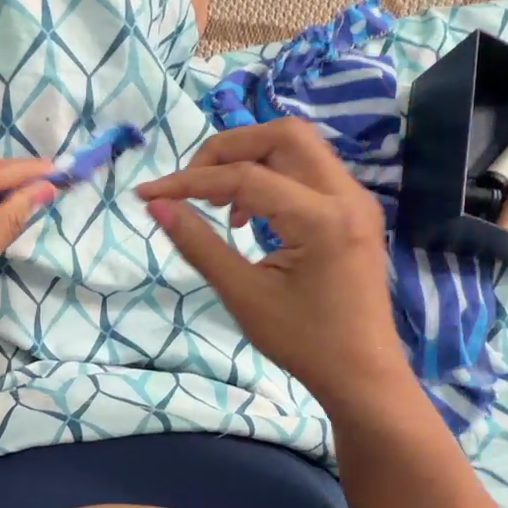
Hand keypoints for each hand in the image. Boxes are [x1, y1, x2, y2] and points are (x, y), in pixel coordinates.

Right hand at [135, 118, 409, 405]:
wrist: (361, 372)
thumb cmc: (301, 340)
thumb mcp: (242, 293)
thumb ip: (198, 243)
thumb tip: (156, 206)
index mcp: (321, 219)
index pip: (245, 176)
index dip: (188, 181)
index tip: (146, 194)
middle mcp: (345, 196)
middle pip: (282, 135)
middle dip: (225, 150)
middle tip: (189, 185)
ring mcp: (354, 200)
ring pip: (296, 147)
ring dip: (248, 160)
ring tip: (216, 204)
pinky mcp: (351, 210)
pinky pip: (306, 171)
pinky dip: (268, 177)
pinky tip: (245, 215)